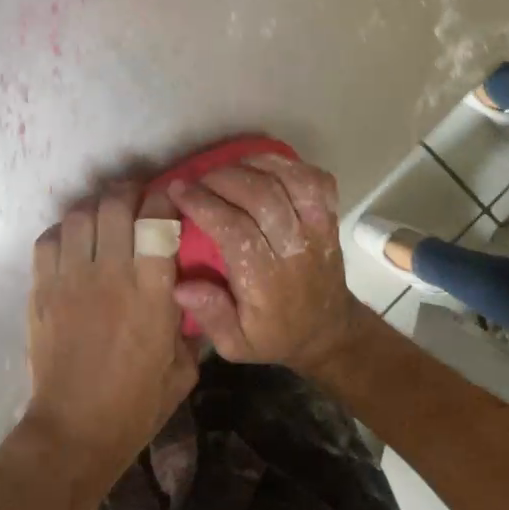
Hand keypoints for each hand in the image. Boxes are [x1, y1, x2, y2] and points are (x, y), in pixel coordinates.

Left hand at [25, 181, 198, 466]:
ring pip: (79, 215)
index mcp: (152, 291)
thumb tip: (189, 294)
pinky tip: (73, 242)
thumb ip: (189, 324)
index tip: (169, 198)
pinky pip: (48, 239)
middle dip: (128, 192)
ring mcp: (70, 279)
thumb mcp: (184, 368)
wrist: (76, 429)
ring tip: (103, 216)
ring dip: (95, 208)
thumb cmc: (136, 405)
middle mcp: (110, 273)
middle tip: (135, 197)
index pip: (158, 220)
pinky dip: (62, 231)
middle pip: (115, 205)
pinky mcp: (41, 289)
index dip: (165, 199)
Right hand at [166, 154, 373, 374]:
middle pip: (262, 198)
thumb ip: (210, 316)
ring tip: (226, 168)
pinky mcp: (330, 219)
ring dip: (254, 166)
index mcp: (267, 281)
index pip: (235, 230)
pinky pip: (315, 181)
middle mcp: (295, 250)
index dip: (204, 204)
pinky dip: (289, 165)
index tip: (178, 190)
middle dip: (223, 179)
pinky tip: (262, 166)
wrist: (328, 332)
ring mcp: (318, 231)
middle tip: (198, 179)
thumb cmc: (274, 335)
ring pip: (290, 182)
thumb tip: (181, 286)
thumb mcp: (236, 344)